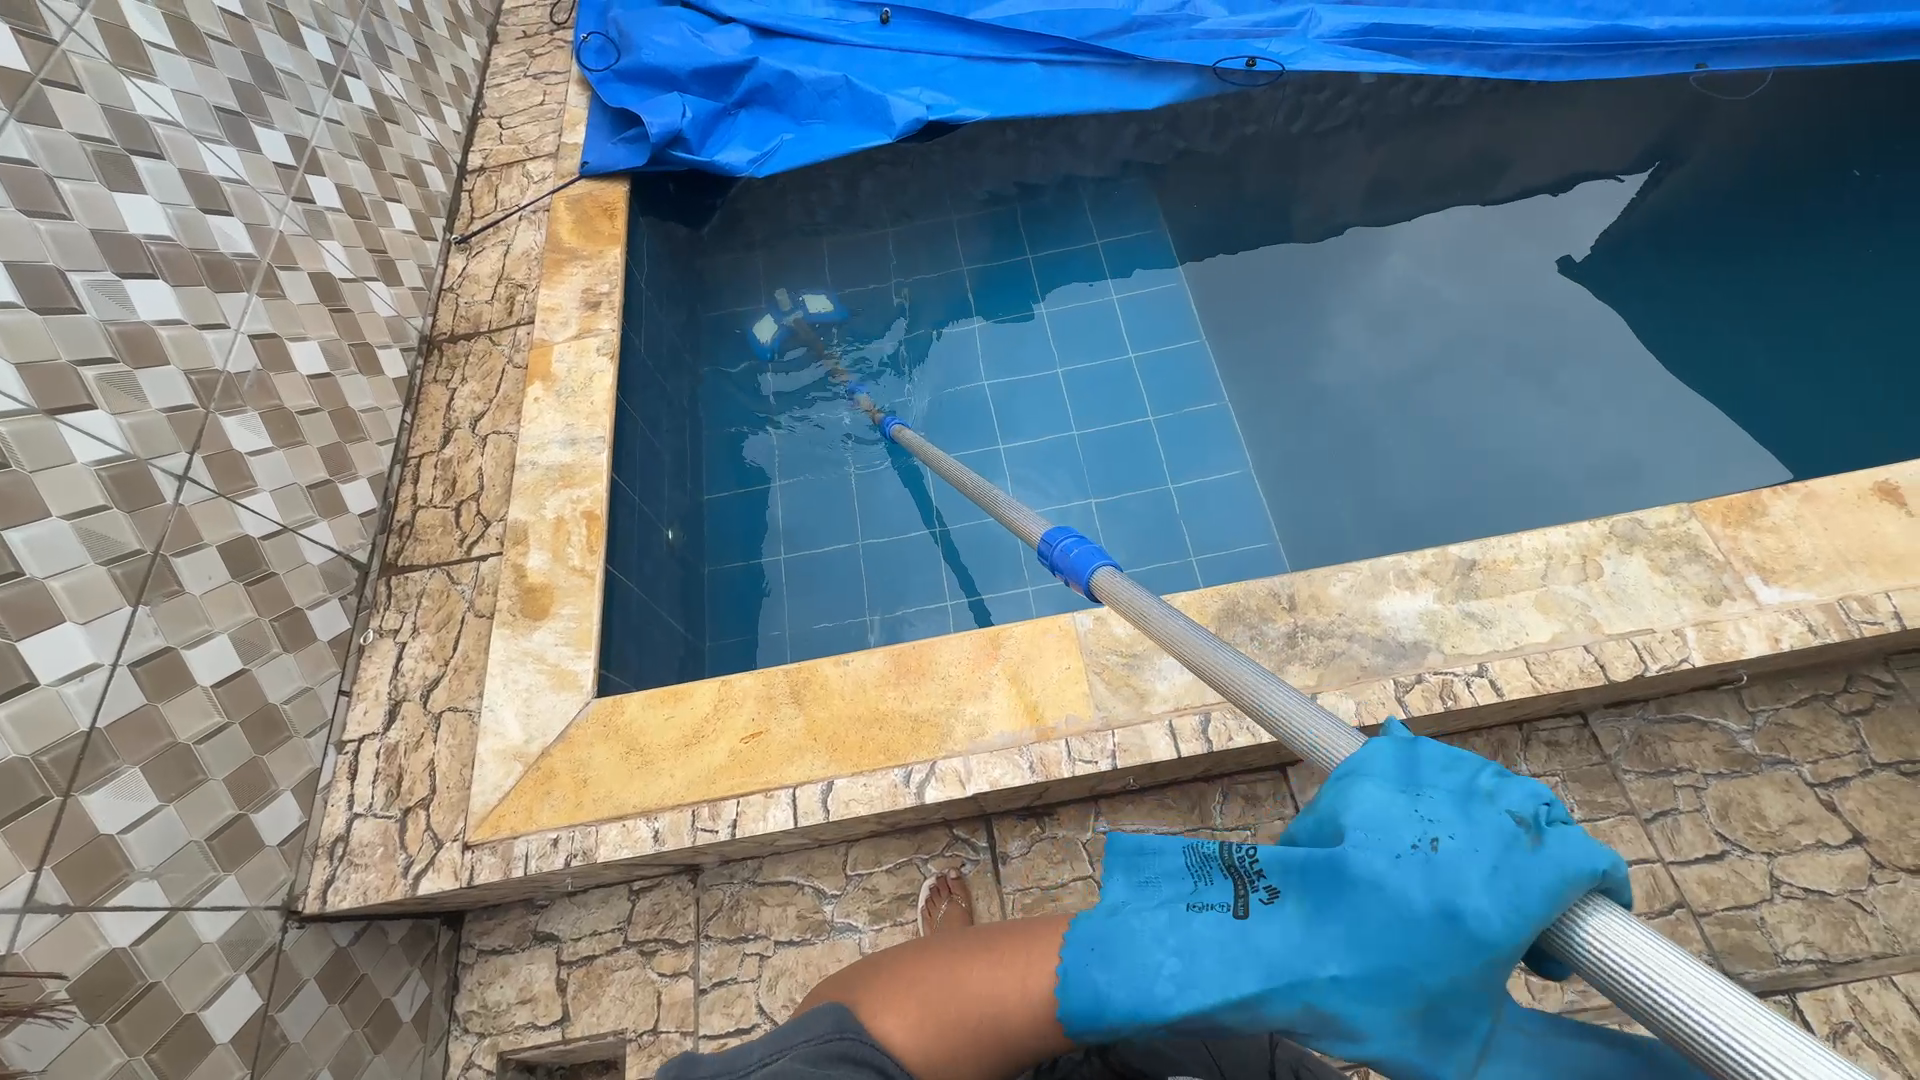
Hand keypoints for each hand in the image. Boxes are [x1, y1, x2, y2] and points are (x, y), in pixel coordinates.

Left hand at [1054, 717, 1633, 1079]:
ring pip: (1480, 778)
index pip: (1590, 860)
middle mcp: (1464, 827)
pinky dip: (1427, 777)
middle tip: (1513, 895)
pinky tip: (1413, 815)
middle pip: (1537, 810)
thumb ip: (1582, 1064)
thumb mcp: (1484, 1051)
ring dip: (1486, 814)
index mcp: (1503, 892)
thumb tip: (1668, 1077)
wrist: (1274, 944)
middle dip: (1542, 851)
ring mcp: (1409, 789)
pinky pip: (1414, 753)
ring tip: (1459, 859)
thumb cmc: (1368, 1001)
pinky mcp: (1363, 770)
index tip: (1581, 911)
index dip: (1597, 888)